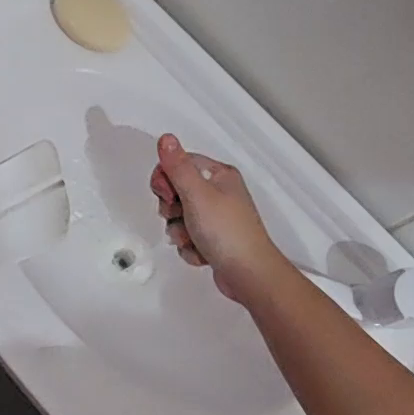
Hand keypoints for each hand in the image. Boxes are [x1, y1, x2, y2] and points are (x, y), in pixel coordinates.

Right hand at [150, 133, 291, 302]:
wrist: (248, 275)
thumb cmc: (230, 235)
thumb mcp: (197, 195)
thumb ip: (177, 167)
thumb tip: (167, 139)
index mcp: (219, 175)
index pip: (178, 165)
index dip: (165, 181)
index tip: (168, 195)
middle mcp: (219, 193)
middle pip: (175, 192)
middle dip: (172, 211)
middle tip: (182, 216)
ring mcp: (216, 217)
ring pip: (178, 218)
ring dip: (179, 232)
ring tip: (194, 238)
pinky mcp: (213, 238)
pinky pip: (186, 238)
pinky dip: (189, 247)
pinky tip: (201, 251)